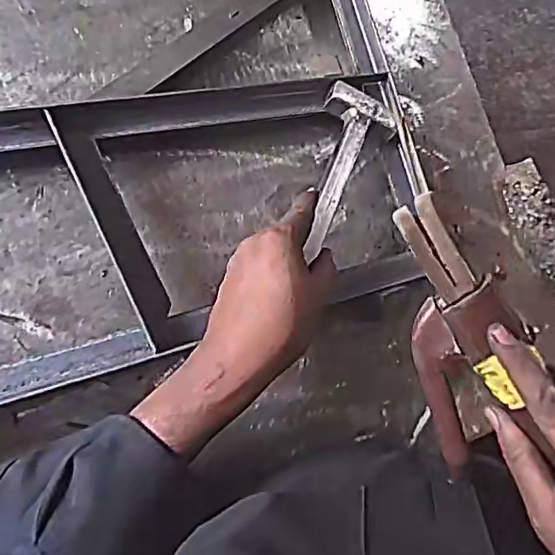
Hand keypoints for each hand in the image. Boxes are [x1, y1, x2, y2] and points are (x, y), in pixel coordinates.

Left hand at [132, 190, 336, 455]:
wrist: (237, 358)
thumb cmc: (277, 329)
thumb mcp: (319, 296)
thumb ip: (326, 269)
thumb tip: (324, 259)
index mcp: (277, 240)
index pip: (299, 213)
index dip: (311, 205)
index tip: (314, 197)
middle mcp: (253, 245)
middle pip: (284, 238)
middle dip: (299, 253)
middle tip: (314, 279)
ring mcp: (237, 263)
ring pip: (269, 258)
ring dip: (282, 272)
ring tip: (294, 304)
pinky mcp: (229, 282)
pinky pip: (255, 274)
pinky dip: (267, 285)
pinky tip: (275, 311)